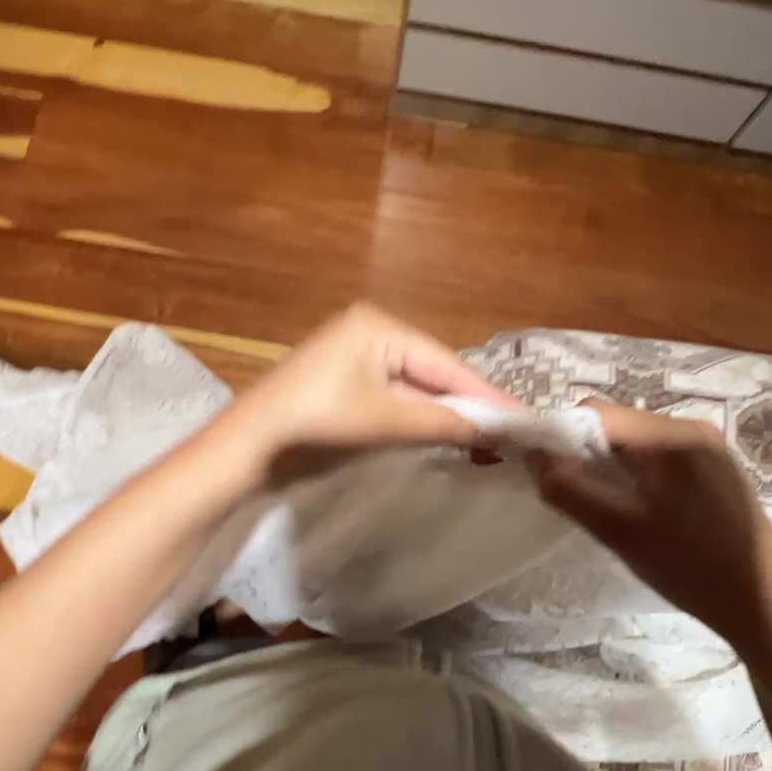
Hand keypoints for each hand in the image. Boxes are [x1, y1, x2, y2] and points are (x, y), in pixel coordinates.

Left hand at [218, 304, 520, 483]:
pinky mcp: (342, 383)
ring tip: (484, 437)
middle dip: (464, 404)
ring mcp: (352, 357)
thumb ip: (439, 424)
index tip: (521, 415)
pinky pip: (391, 396)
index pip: (444, 361)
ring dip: (440, 413)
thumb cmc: (318, 421)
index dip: (483, 392)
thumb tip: (486, 431)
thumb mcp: (385, 422)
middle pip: (430, 372)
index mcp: (378, 327)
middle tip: (507, 431)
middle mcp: (368, 332)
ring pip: (411, 387)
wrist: (250, 444)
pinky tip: (441, 433)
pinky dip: (414, 417)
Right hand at [528, 400, 771, 645]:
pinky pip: (658, 456)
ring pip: (635, 441)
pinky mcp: (715, 468)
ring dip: (608, 464)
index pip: (595, 412)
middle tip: (574, 495)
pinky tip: (639, 509)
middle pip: (615, 423)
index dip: (558, 435)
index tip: (542, 471)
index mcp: (669, 436)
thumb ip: (568, 488)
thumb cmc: (688, 566)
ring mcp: (708, 447)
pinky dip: (635, 473)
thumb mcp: (617, 531)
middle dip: (583, 451)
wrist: (764, 604)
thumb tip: (532, 454)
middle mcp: (691, 428)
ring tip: (606, 507)